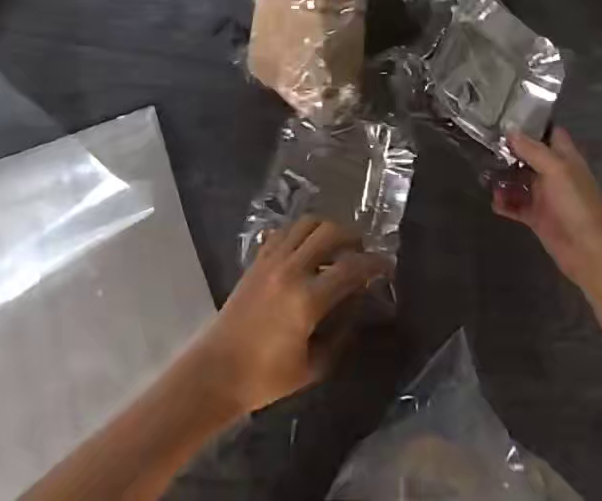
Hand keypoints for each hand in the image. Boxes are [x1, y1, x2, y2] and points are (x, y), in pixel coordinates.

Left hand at [192, 217, 388, 414]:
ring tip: (336, 246)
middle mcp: (290, 271)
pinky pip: (284, 231)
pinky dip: (301, 233)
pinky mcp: (256, 261)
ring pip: (306, 223)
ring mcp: (270, 261)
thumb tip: (358, 309)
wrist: (214, 373)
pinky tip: (307, 249)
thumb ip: (341, 336)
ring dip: (327, 229)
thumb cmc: (265, 378)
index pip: (351, 267)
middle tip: (361, 252)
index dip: (375, 263)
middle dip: (353, 237)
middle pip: (330, 231)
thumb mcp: (313, 367)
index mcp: (307, 299)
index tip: (387, 267)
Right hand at [493, 127, 601, 293]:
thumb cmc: (577, 204)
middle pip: (530, 157)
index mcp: (565, 157)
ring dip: (504, 178)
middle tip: (484, 145)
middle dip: (510, 152)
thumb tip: (510, 131)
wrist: (591, 252)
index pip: (550, 133)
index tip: (505, 117)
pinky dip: (505, 203)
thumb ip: (533, 150)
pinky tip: (493, 202)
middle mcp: (555, 174)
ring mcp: (546, 197)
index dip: (531, 125)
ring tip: (483, 175)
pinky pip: (517, 206)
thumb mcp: (556, 170)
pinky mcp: (538, 218)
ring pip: (521, 181)